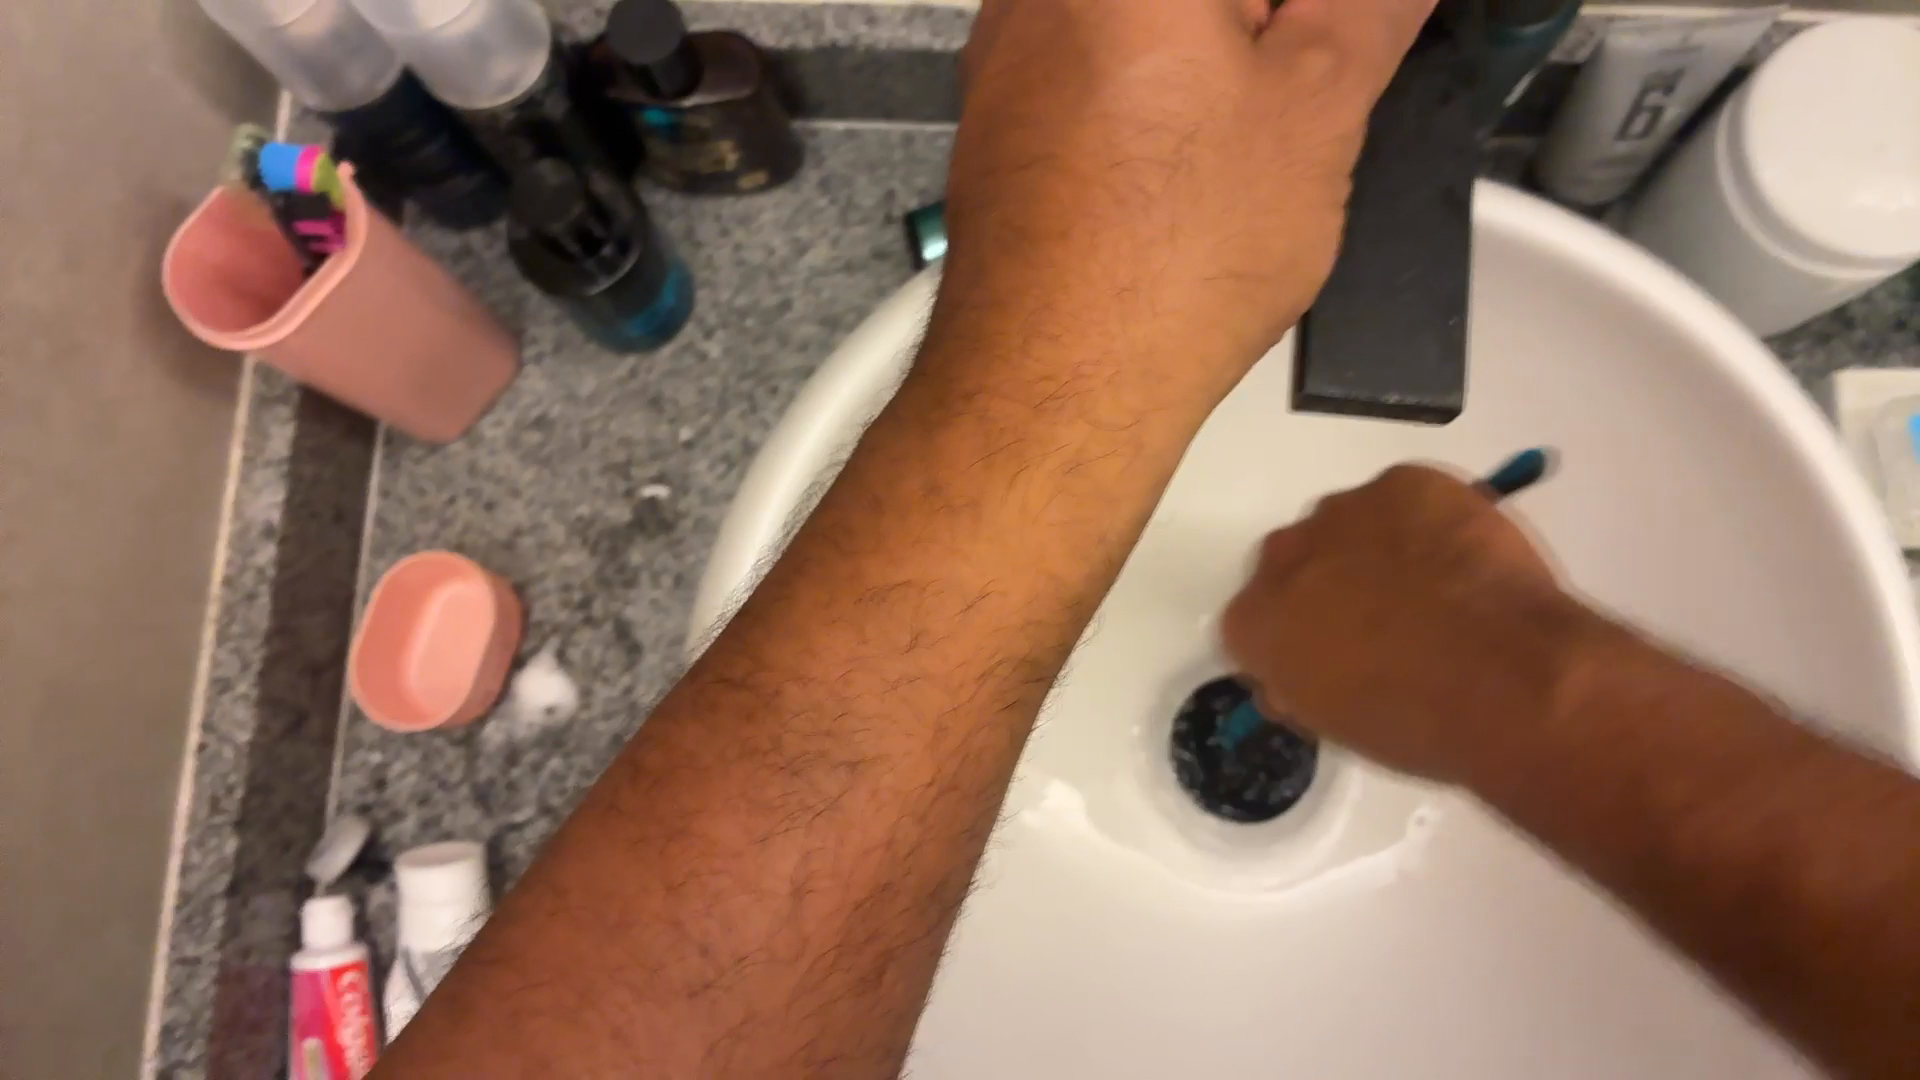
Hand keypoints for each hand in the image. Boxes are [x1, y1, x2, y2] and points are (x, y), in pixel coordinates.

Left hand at [935, 0, 1440, 397]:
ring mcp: (996, 70)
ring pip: (1130, 42)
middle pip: (1183, 12)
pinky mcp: (987, 145)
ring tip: (1222, 165)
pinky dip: (1135, 119)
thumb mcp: (1317, 109)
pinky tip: (1158, 194)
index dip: (1301, 26)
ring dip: (1197, 77)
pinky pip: (1080, 96)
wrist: (1054, 390)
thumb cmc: (1180, 256)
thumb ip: (1370, 5)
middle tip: (1284, 101)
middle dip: (1250, 37)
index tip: (1323, 56)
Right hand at [1221, 465, 1604, 783]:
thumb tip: (1296, 675)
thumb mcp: (1332, 723)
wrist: (1508, 682)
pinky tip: (1461, 557)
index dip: (1299, 636)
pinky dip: (1427, 521)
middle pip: (1294, 563)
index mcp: (1251, 621)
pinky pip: (1405, 498)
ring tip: (1433, 586)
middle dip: (1328, 584)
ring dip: (1374, 548)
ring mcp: (1340, 512)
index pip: (1258, 621)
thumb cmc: (1412, 721)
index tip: (1336, 654)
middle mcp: (1278, 557)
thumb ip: (1296, 684)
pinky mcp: (1403, 483)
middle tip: (1385, 619)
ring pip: (1348, 525)